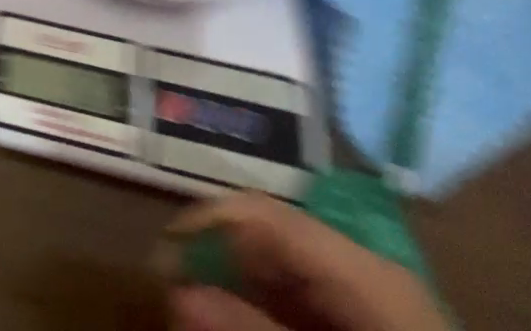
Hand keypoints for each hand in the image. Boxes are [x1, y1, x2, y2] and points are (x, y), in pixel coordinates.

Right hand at [161, 194, 448, 330]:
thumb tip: (175, 290)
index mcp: (359, 266)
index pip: (257, 211)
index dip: (199, 225)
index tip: (159, 264)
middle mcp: (362, 266)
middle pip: (263, 236)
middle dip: (212, 262)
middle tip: (175, 302)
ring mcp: (370, 292)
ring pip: (276, 265)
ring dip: (232, 287)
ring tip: (203, 318)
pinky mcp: (371, 317)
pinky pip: (300, 295)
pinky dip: (262, 308)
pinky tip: (246, 323)